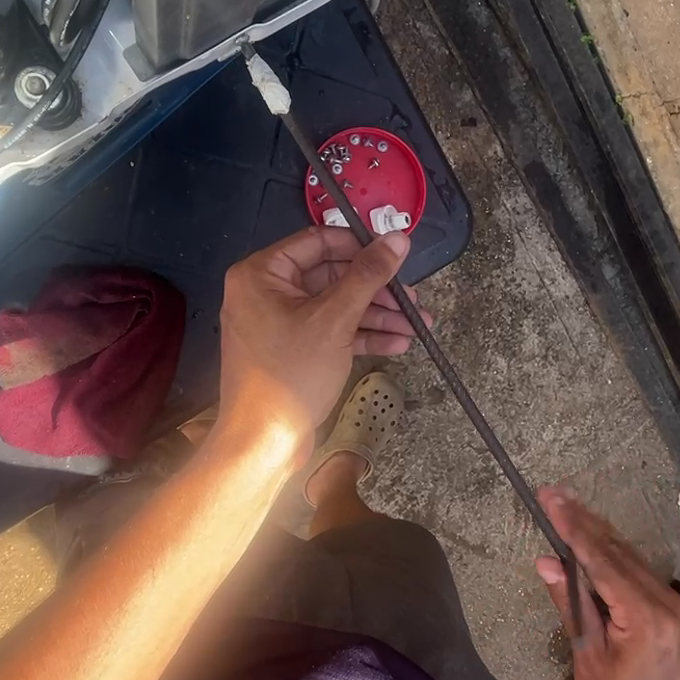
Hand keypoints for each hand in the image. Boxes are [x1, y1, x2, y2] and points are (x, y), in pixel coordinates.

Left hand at [217, 225, 427, 440]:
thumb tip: (398, 238)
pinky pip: (331, 331)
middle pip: (332, 276)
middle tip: (411, 299)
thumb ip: (368, 275)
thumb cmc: (291, 374)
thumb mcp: (335, 319)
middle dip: (376, 290)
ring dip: (377, 315)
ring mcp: (280, 323)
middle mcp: (267, 292)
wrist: (264, 442)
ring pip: (337, 306)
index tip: (396, 255)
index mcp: (262, 274)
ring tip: (417, 325)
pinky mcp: (293, 350)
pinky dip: (361, 336)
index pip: (319, 241)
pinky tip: (397, 343)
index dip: (360, 246)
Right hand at [534, 487, 679, 679]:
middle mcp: (669, 603)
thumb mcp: (587, 657)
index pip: (602, 560)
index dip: (572, 528)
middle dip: (584, 522)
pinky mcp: (676, 612)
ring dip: (598, 534)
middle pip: (618, 552)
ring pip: (630, 559)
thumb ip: (570, 603)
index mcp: (647, 617)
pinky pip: (640, 574)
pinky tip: (593, 540)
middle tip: (554, 493)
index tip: (550, 498)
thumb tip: (546, 561)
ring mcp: (677, 606)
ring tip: (567, 507)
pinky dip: (614, 557)